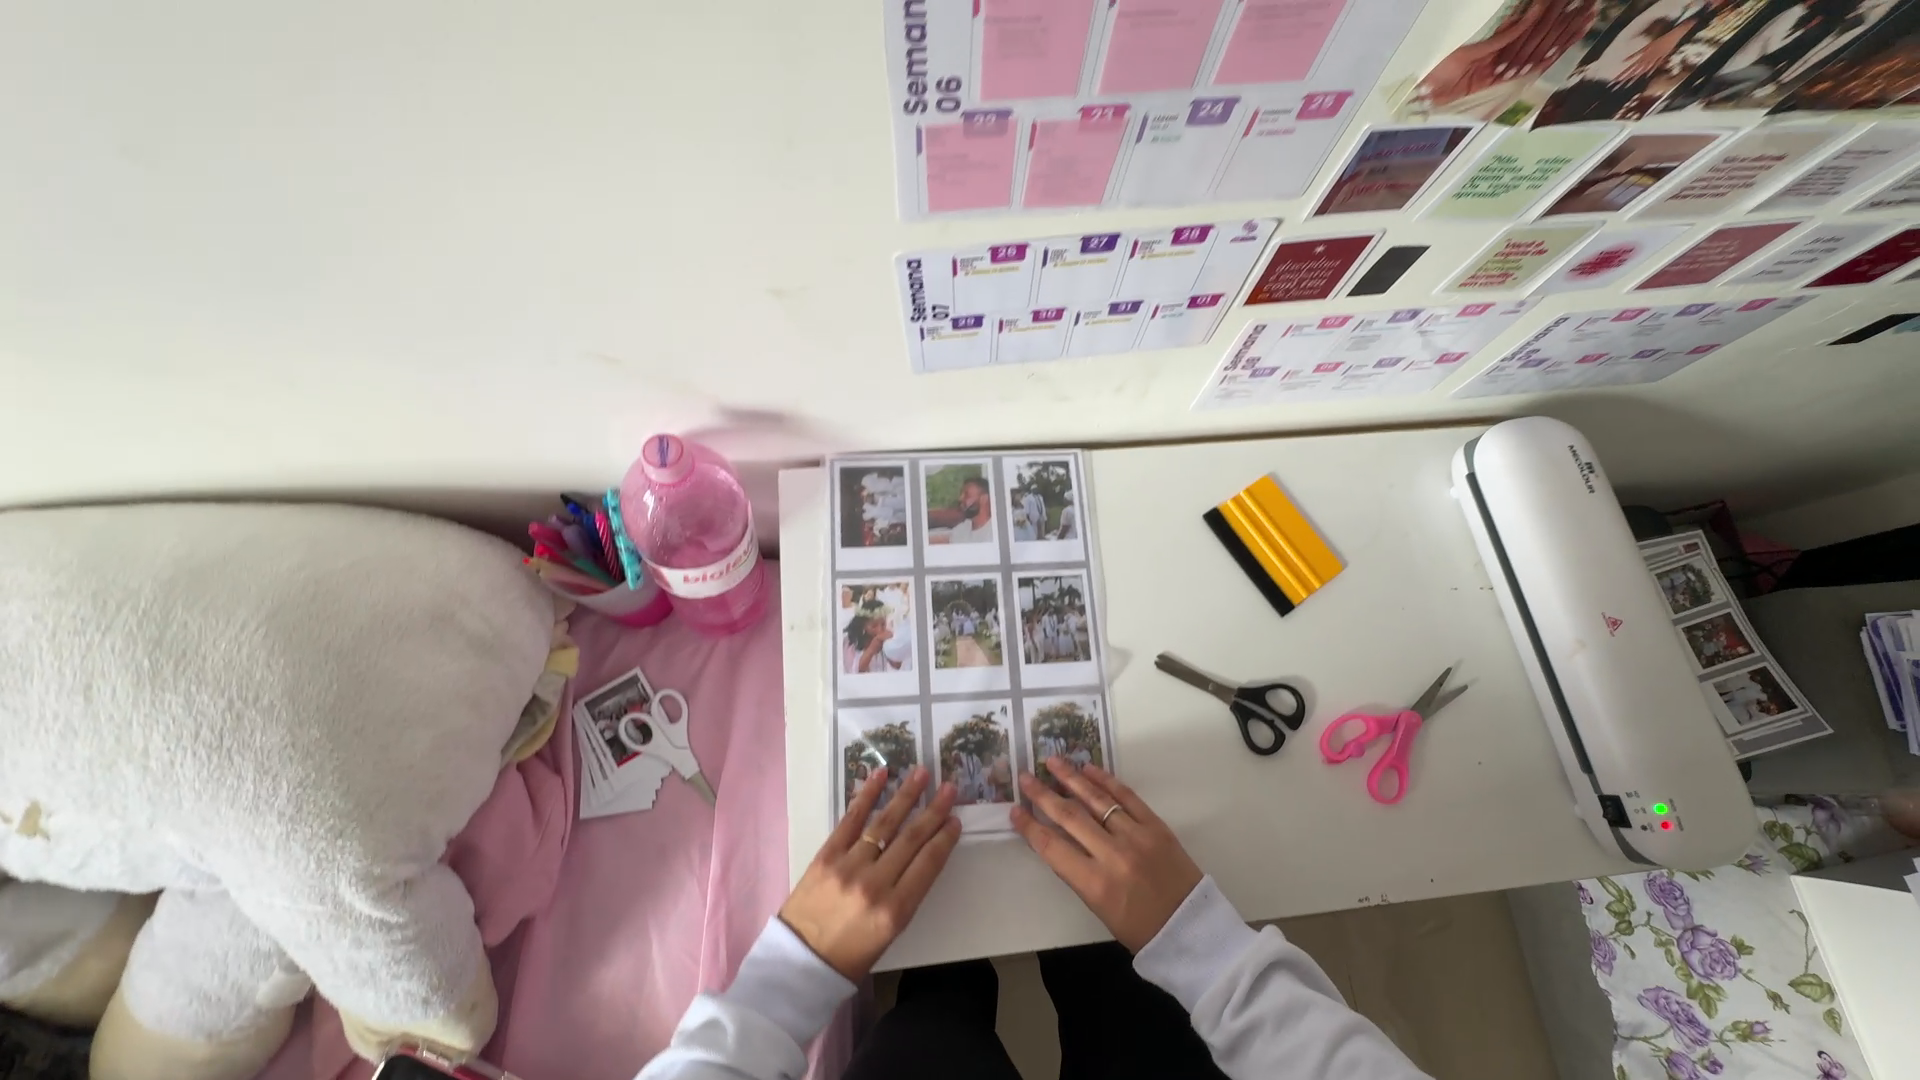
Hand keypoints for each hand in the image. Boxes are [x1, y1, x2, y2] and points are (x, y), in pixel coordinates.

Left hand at [780, 766, 959, 979]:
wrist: (798, 962)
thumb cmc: (850, 955)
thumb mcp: (890, 934)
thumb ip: (906, 895)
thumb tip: (921, 855)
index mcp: (895, 911)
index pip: (928, 864)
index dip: (945, 838)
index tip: (956, 819)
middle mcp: (875, 884)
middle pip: (911, 839)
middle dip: (934, 811)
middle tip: (949, 788)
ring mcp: (849, 866)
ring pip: (884, 823)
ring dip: (906, 795)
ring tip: (922, 774)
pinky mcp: (826, 855)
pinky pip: (851, 819)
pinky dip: (867, 795)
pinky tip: (882, 775)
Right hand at [1011, 758, 1201, 951]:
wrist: (1191, 929)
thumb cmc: (1140, 929)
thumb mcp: (1099, 907)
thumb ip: (1078, 872)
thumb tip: (1057, 838)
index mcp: (1095, 884)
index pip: (1052, 847)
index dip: (1030, 826)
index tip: (1014, 809)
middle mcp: (1113, 855)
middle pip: (1070, 816)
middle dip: (1043, 795)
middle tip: (1025, 777)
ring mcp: (1136, 837)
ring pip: (1097, 800)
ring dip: (1072, 778)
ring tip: (1053, 762)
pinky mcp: (1156, 826)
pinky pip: (1127, 798)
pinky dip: (1107, 782)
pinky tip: (1090, 769)